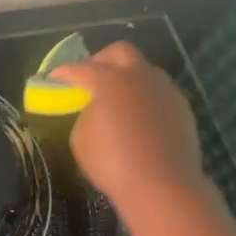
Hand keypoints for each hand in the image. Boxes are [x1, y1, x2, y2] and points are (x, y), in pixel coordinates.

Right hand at [50, 42, 207, 209]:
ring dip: (127, 77)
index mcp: (110, 80)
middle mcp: (140, 76)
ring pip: (144, 70)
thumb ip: (85, 114)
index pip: (81, 69)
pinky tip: (137, 117)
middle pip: (120, 52)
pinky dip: (143, 97)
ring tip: (116, 98)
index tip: (54, 77)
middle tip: (89, 76)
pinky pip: (158, 92)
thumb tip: (95, 108)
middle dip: (101, 60)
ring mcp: (165, 89)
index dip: (64, 72)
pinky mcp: (182, 107)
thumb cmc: (113, 162)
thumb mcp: (81, 139)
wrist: (163, 184)